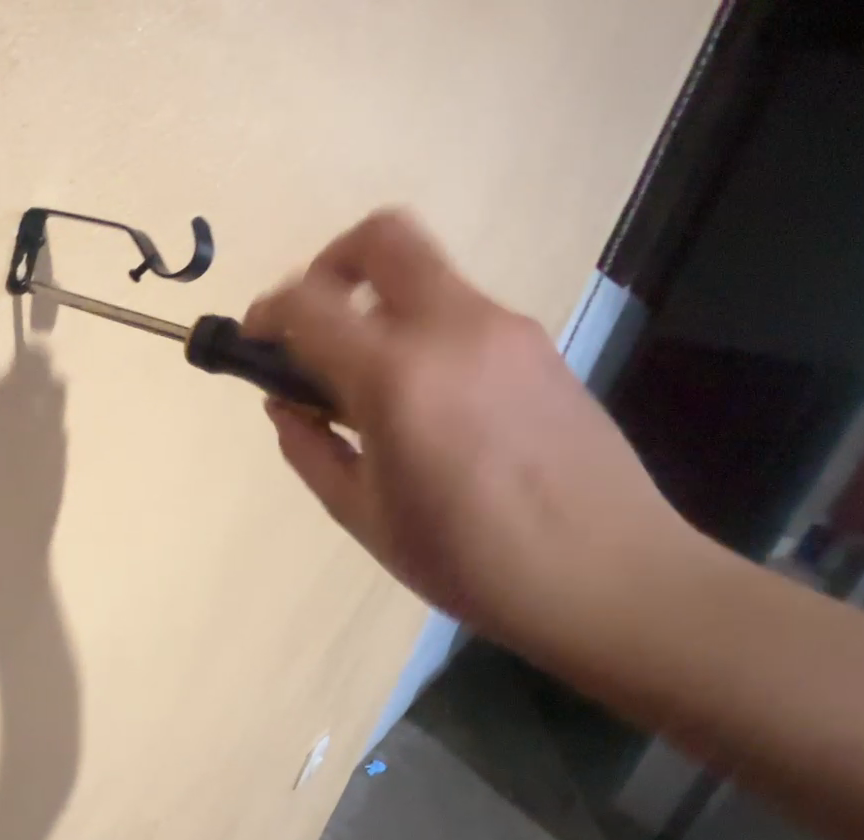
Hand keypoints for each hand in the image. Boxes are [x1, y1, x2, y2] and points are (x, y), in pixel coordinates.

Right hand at [244, 210, 697, 647]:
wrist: (609, 577)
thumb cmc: (467, 559)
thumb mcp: (361, 514)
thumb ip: (310, 448)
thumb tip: (285, 405)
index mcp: (396, 378)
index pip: (309, 302)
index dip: (266, 312)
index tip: (254, 340)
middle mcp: (453, 330)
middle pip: (383, 237)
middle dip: (329, 264)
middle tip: (313, 324)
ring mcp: (506, 330)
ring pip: (425, 275)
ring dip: (378, 306)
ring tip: (367, 384)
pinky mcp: (539, 347)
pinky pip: (460, 312)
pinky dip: (420, 332)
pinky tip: (423, 402)